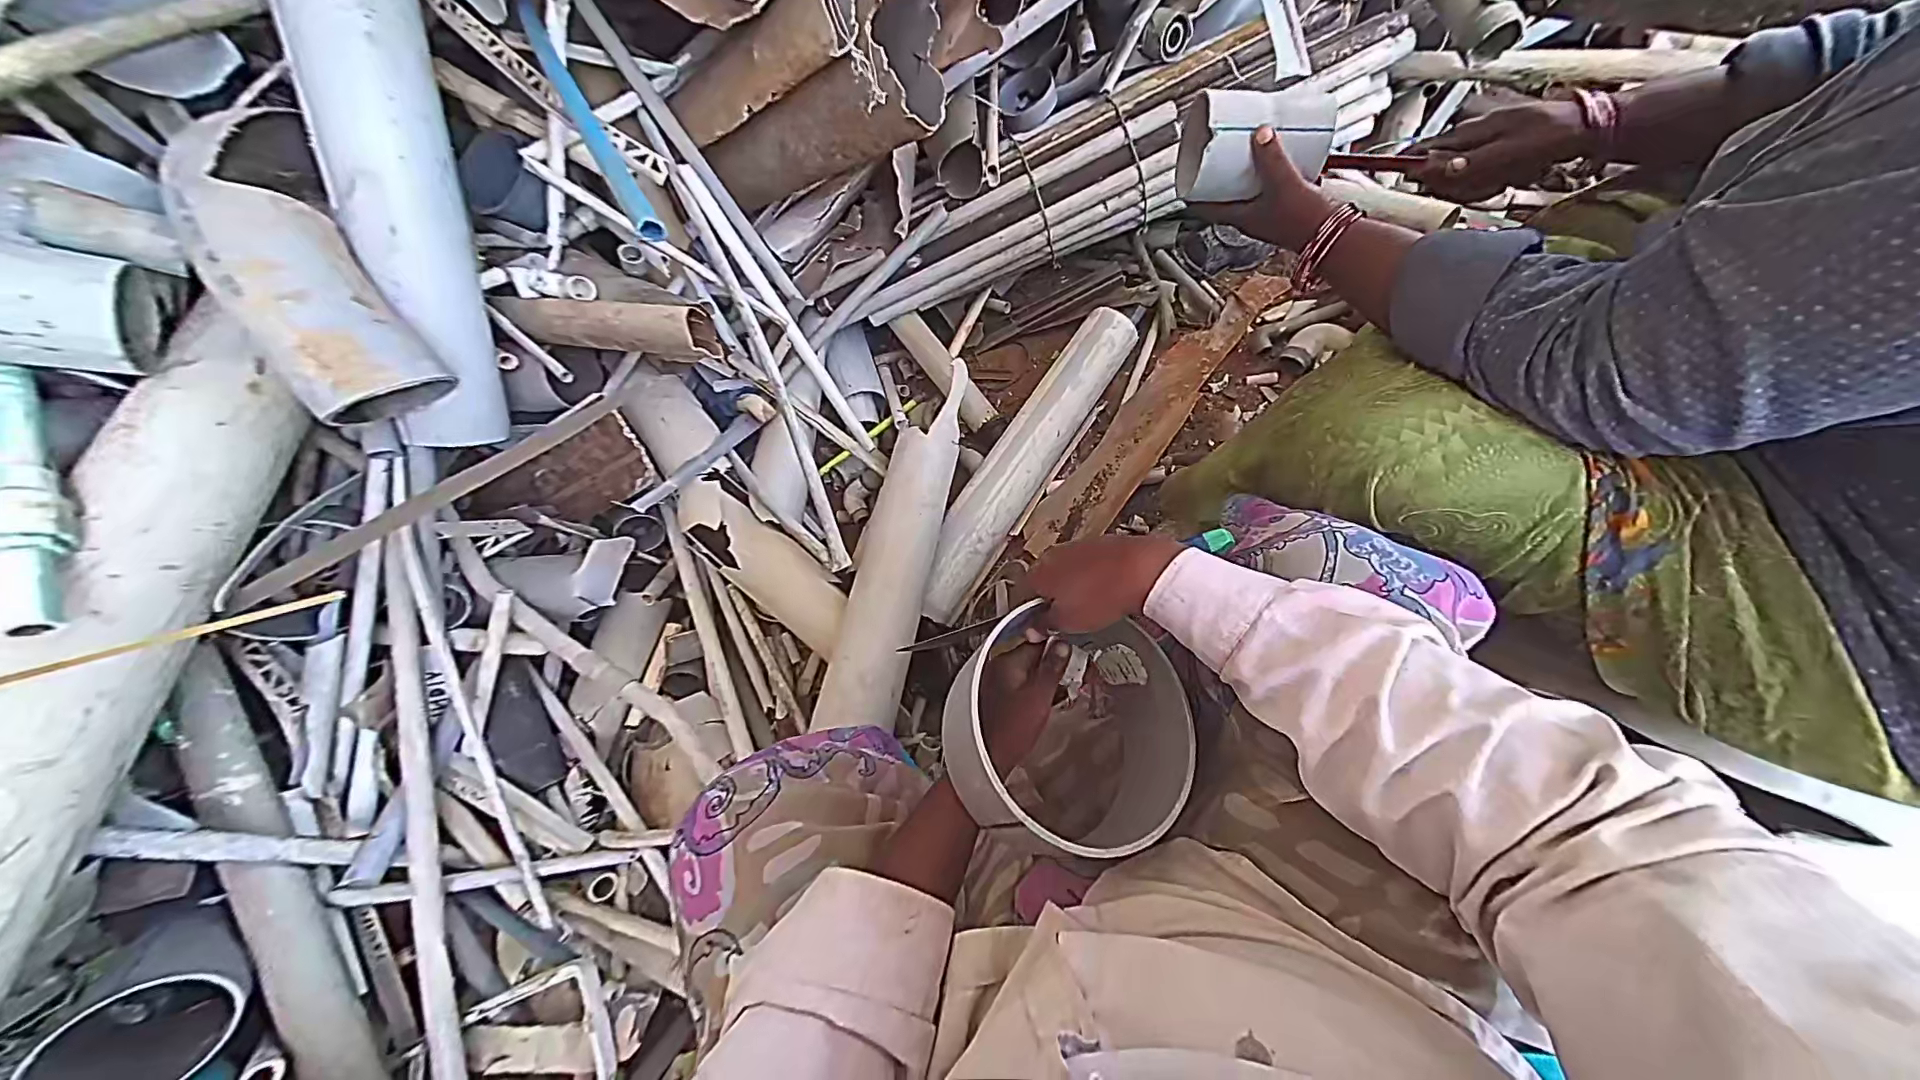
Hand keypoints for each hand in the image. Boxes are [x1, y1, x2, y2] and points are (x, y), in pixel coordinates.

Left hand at [979, 639, 1072, 771]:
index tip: (1074, 654)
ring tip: (1062, 686)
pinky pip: (1023, 683)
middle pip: (1032, 654)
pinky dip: (1035, 687)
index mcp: (1007, 661)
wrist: (993, 757)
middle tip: (1072, 671)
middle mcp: (998, 666)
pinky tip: (1046, 698)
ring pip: (1028, 669)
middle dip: (1052, 661)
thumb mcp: (1040, 695)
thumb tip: (1062, 644)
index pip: (1037, 640)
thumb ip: (1052, 667)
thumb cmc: (1013, 729)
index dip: (1058, 646)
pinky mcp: (1000, 696)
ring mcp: (998, 681)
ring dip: (1045, 675)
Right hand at [1026, 534, 1184, 634]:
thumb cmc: (1103, 593)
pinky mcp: (1101, 544)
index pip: (1021, 594)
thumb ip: (1045, 624)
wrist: (1142, 568)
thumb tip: (1034, 627)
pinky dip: (1094, 577)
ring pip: (1067, 571)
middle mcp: (1053, 555)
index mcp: (1038, 573)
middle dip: (1052, 599)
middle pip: (1044, 580)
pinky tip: (1106, 592)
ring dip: (1074, 587)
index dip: (1028, 613)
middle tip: (1064, 619)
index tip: (1037, 626)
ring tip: (1089, 606)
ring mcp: (1078, 547)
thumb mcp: (1067, 621)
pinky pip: (1090, 565)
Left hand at [1197, 125, 1338, 249]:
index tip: (1185, 180)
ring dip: (1240, 178)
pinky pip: (1264, 190)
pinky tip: (1272, 161)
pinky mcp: (1281, 209)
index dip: (1193, 195)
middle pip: (1223, 199)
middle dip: (1217, 180)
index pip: (1204, 209)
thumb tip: (1259, 133)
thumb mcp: (1282, 182)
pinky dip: (1262, 177)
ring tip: (1242, 156)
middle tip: (1214, 160)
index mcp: (1239, 218)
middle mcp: (1248, 219)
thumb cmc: (1301, 219)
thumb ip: (1271, 157)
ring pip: (1243, 195)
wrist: (1329, 233)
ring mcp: (1264, 215)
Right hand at [1407, 99, 1590, 203]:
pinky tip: (1503, 181)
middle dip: (1451, 185)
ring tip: (1496, 184)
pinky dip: (1486, 183)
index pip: (1426, 151)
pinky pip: (1478, 175)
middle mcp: (1473, 136)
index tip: (1407, 183)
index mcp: (1469, 133)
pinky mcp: (1498, 151)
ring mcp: (1486, 143)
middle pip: (1440, 169)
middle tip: (1473, 189)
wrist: (1588, 128)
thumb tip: (1425, 170)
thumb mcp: (1501, 155)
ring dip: (1472, 186)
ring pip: (1459, 175)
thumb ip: (1462, 164)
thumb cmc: (1548, 138)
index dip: (1414, 169)